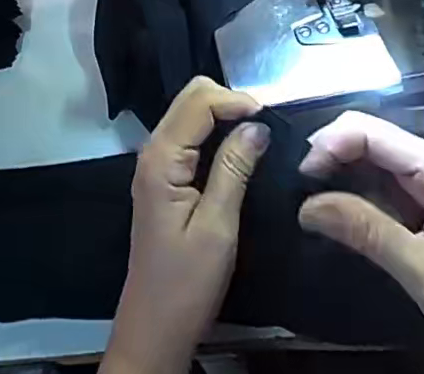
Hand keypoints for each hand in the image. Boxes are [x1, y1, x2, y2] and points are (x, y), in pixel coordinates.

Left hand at [101, 77, 269, 373]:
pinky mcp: (164, 174)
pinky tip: (238, 146)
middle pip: (190, 98)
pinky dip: (214, 129)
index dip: (235, 100)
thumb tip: (257, 125)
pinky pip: (189, 134)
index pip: (198, 102)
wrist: (154, 326)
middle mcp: (153, 149)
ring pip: (189, 111)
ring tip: (258, 131)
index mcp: (161, 158)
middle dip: (229, 100)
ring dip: (223, 113)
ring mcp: (156, 161)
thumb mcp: (217, 227)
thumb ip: (234, 169)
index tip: (270, 116)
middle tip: (265, 123)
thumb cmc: (186, 283)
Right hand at [296, 112, 423, 373]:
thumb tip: (305, 206)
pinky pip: (387, 193)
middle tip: (300, 190)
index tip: (302, 177)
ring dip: (342, 178)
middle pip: (374, 142)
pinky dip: (359, 199)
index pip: (375, 132)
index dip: (332, 144)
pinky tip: (338, 212)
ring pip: (377, 166)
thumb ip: (366, 230)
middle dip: (333, 158)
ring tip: (310, 200)